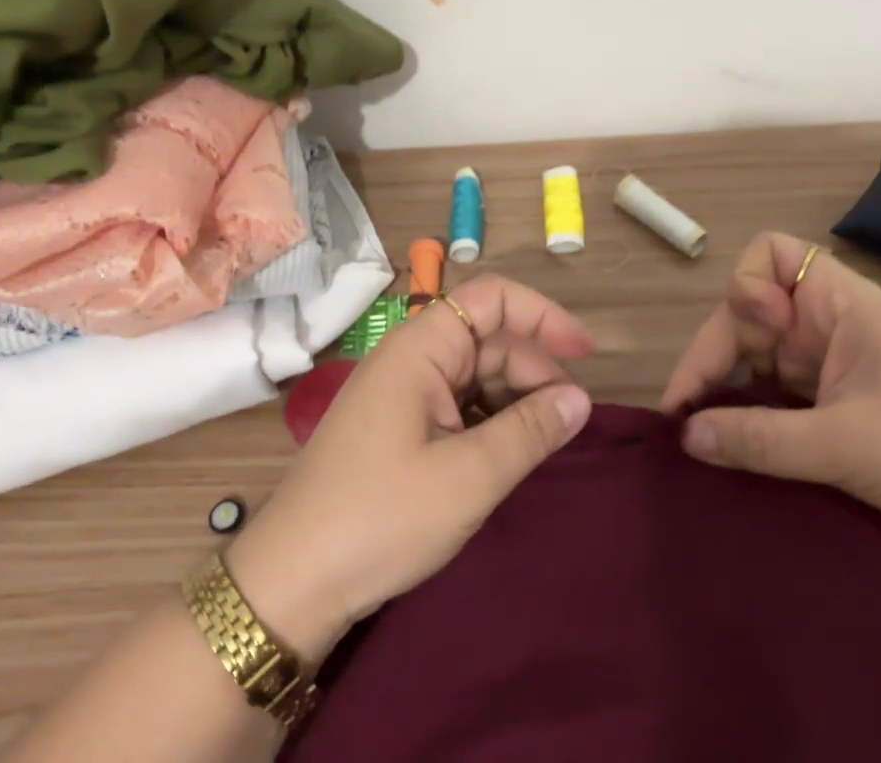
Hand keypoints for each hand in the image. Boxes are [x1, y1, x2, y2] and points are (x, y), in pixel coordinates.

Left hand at [222, 275, 594, 660]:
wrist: (294, 580)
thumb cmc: (380, 518)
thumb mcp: (468, 477)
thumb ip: (529, 430)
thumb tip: (580, 399)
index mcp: (418, 350)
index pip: (492, 299)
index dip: (544, 316)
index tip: (586, 356)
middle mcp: (409, 360)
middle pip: (488, 339)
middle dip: (535, 370)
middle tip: (568, 423)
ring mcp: (401, 395)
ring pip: (476, 375)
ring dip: (516, 399)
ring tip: (544, 442)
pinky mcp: (399, 429)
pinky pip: (458, 406)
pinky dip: (491, 422)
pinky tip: (510, 453)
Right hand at [662, 231, 880, 539]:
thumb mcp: (843, 446)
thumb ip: (758, 439)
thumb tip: (684, 435)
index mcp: (841, 304)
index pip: (768, 256)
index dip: (744, 288)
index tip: (749, 340)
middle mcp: (829, 323)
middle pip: (748, 313)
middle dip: (714, 356)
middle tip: (684, 418)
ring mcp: (830, 362)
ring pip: (756, 355)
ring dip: (725, 388)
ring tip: (697, 437)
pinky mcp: (833, 400)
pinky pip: (774, 391)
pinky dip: (748, 413)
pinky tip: (730, 446)